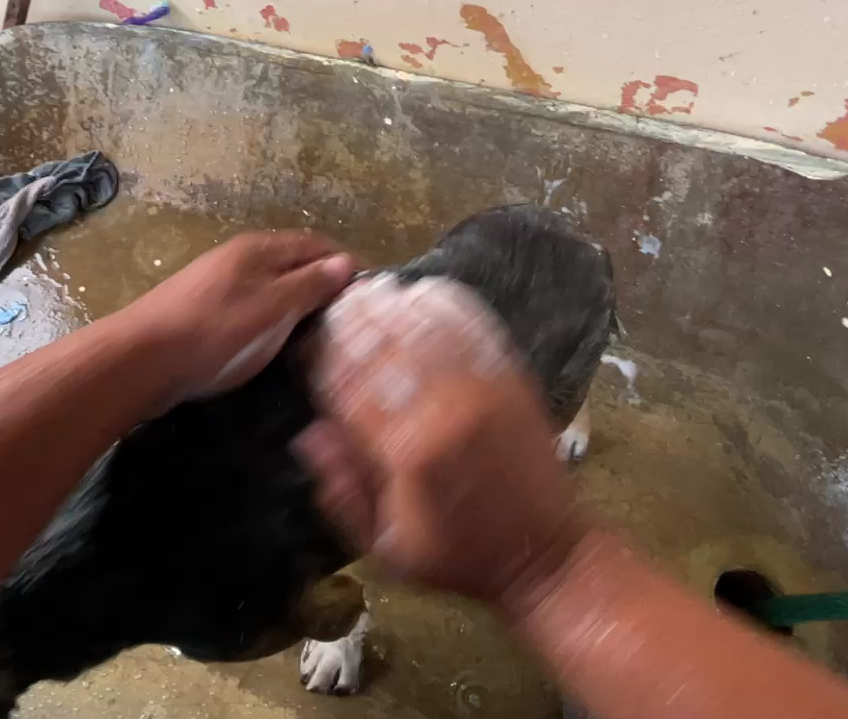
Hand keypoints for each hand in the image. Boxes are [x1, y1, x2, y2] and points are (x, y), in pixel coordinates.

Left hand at [113, 230, 358, 404]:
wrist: (142, 359)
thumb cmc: (216, 331)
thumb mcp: (273, 308)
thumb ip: (309, 285)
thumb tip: (345, 263)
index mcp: (258, 249)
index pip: (314, 244)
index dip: (344, 262)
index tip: (370, 289)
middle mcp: (238, 257)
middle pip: (292, 261)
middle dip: (323, 281)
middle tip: (351, 314)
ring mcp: (217, 283)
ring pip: (271, 284)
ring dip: (298, 300)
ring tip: (322, 328)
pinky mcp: (203, 309)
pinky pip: (252, 303)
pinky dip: (274, 315)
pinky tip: (277, 338)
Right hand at [292, 275, 587, 611]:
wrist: (543, 555)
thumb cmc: (458, 554)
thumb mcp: (387, 547)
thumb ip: (344, 492)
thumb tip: (309, 433)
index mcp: (406, 452)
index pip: (348, 386)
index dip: (321, 358)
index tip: (304, 343)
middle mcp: (442, 409)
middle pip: (384, 347)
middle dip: (351, 322)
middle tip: (331, 305)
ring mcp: (481, 387)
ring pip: (425, 328)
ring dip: (392, 306)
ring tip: (367, 292)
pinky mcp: (510, 378)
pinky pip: (472, 327)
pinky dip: (445, 304)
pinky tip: (421, 292)